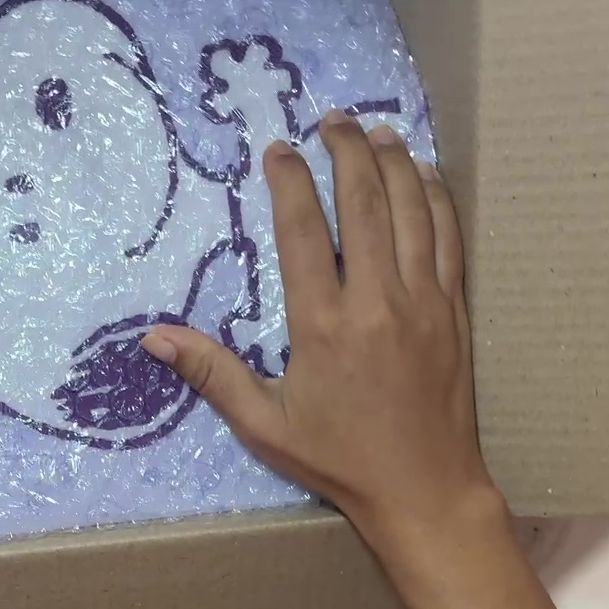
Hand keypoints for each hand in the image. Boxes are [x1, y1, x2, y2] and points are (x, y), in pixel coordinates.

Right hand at [142, 113, 495, 555]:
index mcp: (323, 326)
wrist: (423, 489)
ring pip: (413, 207)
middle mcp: (377, 300)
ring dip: (393, 159)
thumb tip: (154, 338)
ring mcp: (424, 300)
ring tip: (374, 129)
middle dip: (346, 150)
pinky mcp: (454, 309)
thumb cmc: (336, 461)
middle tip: (329, 119)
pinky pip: (449, 235)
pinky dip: (436, 195)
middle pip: (365, 201)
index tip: (279, 151)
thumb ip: (212, 374)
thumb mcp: (263, 426)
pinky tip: (424, 173)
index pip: (305, 232)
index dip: (291, 183)